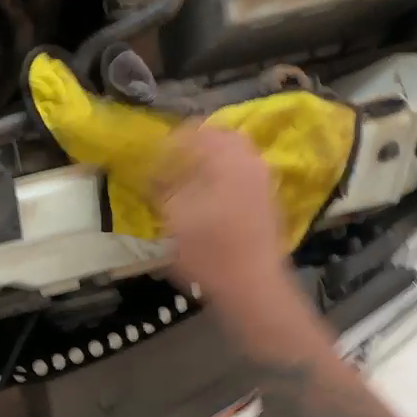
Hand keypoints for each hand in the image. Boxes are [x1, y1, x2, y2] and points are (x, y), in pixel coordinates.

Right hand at [154, 125, 294, 303]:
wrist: (251, 285)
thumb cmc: (208, 251)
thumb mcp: (173, 218)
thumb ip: (161, 187)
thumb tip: (152, 171)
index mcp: (228, 158)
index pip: (195, 131)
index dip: (169, 142)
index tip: (150, 159)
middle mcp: (251, 160)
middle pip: (219, 139)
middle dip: (191, 149)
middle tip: (167, 168)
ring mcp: (263, 180)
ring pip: (231, 157)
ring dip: (206, 165)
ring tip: (183, 185)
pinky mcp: (266, 200)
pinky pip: (240, 176)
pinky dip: (220, 179)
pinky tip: (205, 202)